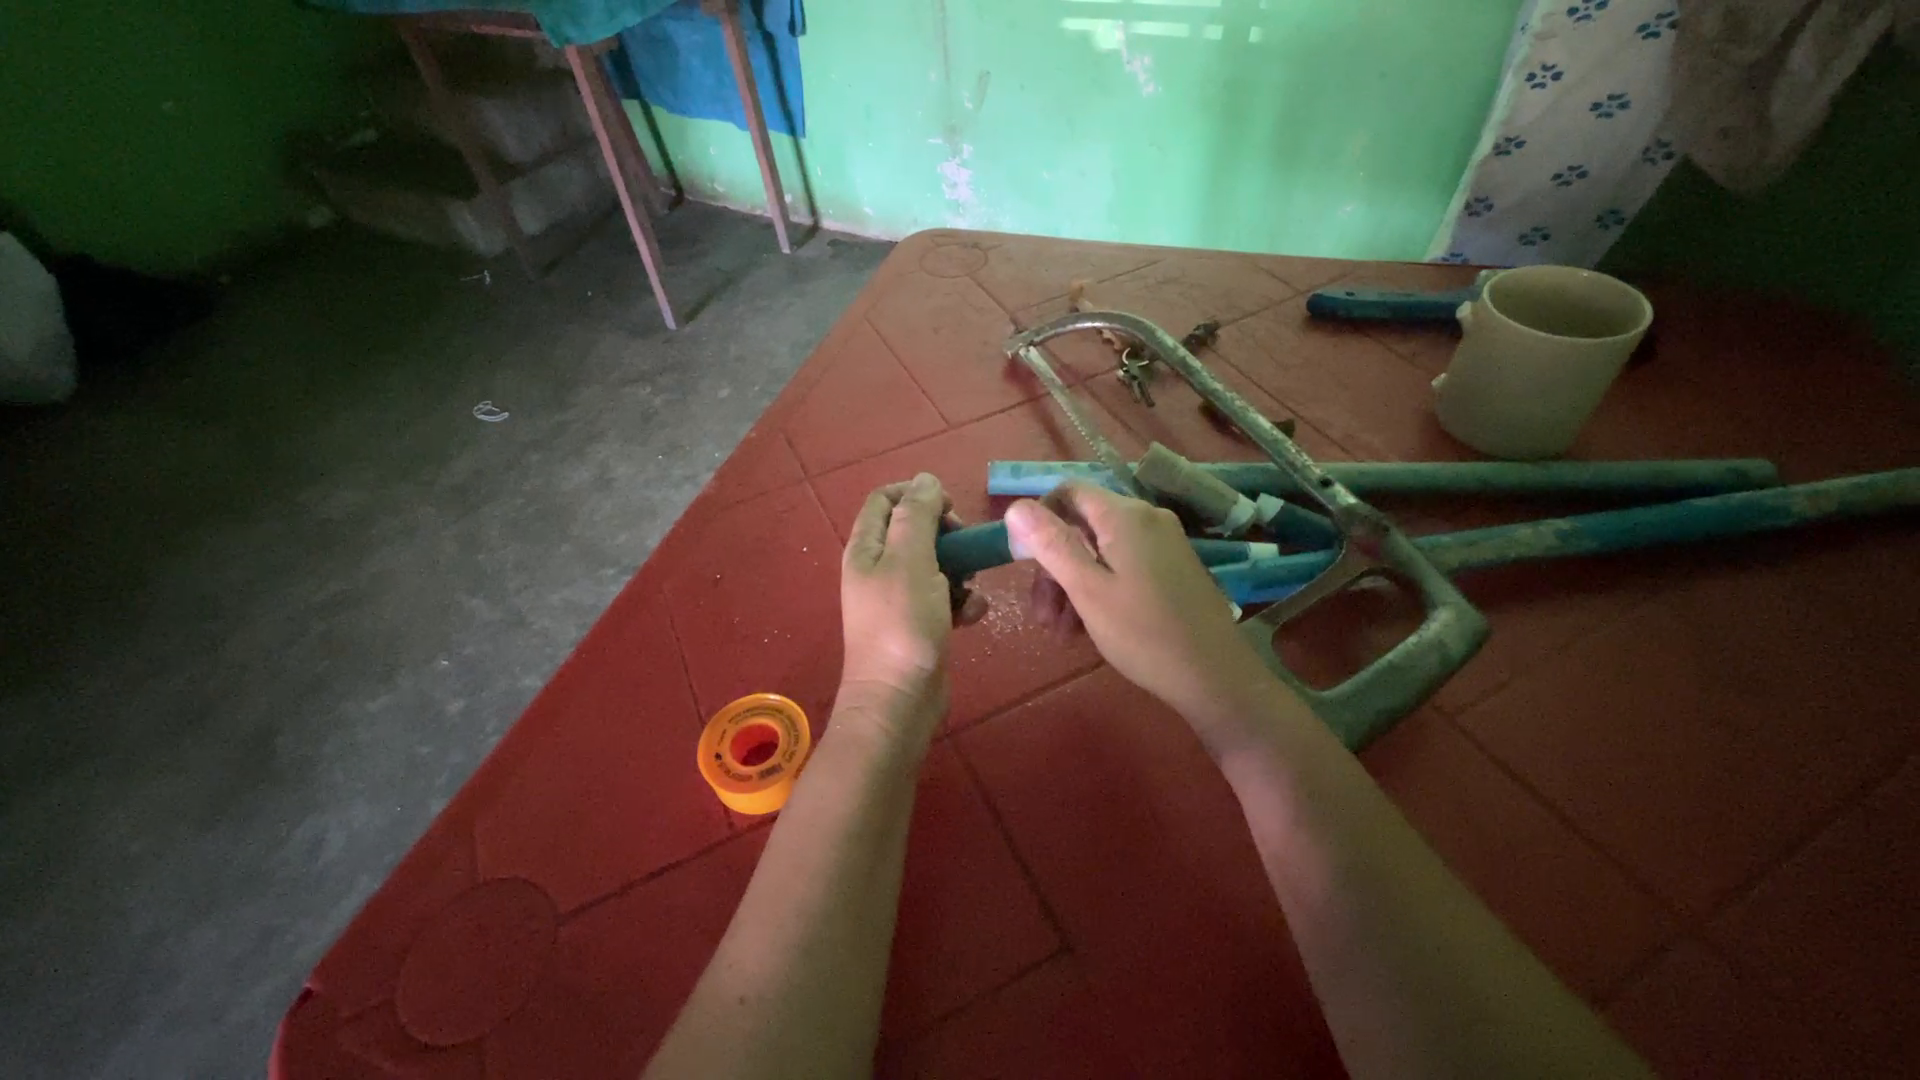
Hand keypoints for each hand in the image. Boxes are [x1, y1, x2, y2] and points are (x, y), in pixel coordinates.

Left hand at [838, 474, 987, 744]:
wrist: (899, 700)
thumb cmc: (903, 625)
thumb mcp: (911, 560)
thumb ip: (918, 515)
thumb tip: (925, 479)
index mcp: (866, 548)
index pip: (885, 499)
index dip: (918, 494)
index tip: (950, 508)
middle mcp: (878, 568)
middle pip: (915, 530)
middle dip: (947, 534)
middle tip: (966, 546)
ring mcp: (898, 598)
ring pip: (936, 564)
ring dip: (961, 570)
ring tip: (971, 587)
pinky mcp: (919, 623)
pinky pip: (944, 597)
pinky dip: (961, 602)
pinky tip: (972, 616)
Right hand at [1005, 482, 1280, 751]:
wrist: (1215, 676)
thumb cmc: (1144, 634)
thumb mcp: (1088, 590)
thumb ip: (1051, 545)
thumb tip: (1015, 507)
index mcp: (1124, 516)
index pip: (1068, 492)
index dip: (1039, 520)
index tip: (1024, 563)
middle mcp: (1146, 519)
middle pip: (1082, 526)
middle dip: (1054, 567)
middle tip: (1042, 616)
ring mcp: (1163, 544)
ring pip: (1101, 551)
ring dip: (1073, 585)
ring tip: (1062, 632)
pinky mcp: (1172, 568)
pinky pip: (1123, 565)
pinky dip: (1100, 589)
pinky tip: (1088, 628)